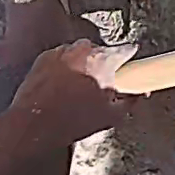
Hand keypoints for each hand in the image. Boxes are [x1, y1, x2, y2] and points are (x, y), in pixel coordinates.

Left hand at [7, 40, 140, 150]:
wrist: (35, 126)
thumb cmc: (73, 121)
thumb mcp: (111, 116)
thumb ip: (130, 101)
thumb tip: (140, 94)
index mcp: (104, 61)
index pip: (126, 49)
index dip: (130, 55)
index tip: (130, 60)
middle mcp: (84, 50)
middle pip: (101, 50)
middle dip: (103, 63)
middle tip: (99, 82)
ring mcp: (63, 51)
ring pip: (80, 52)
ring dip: (82, 63)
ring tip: (77, 86)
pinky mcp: (45, 56)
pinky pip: (61, 56)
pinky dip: (63, 66)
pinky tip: (60, 85)